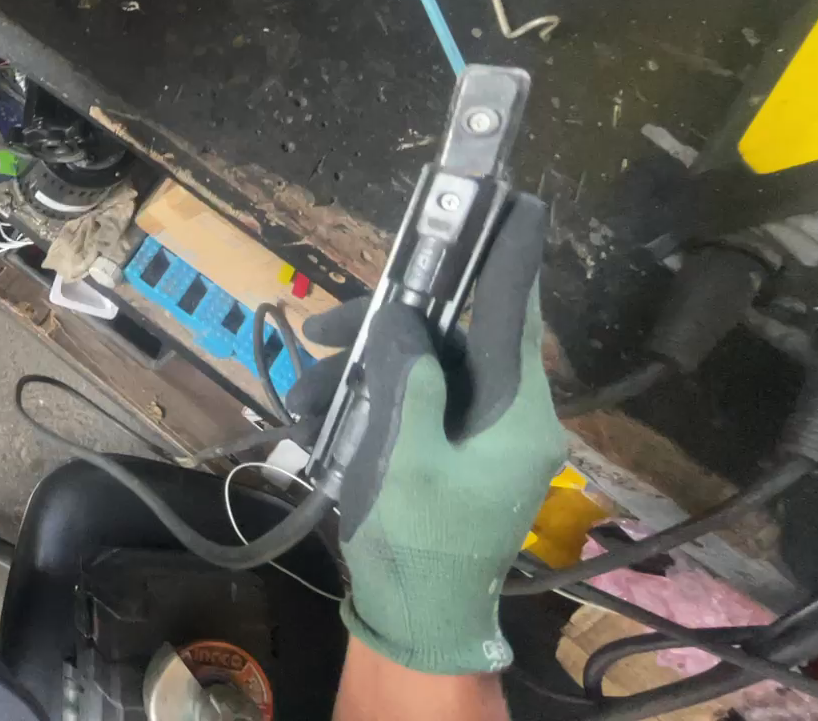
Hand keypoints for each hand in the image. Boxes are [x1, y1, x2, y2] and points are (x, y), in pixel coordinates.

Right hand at [308, 195, 565, 675]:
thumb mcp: (409, 454)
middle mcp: (499, 411)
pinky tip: (314, 413)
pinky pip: (401, 394)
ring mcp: (469, 426)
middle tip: (322, 333)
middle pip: (444, 337)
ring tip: (303, 396)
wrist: (414, 603)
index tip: (507, 214)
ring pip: (413, 363)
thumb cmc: (419, 534)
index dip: (506, 266)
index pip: (512, 322)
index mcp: (513, 414)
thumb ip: (411, 381)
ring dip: (354, 369)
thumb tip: (403, 319)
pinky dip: (357, 395)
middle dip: (379, 329)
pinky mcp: (441, 438)